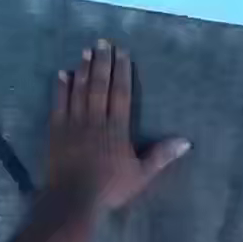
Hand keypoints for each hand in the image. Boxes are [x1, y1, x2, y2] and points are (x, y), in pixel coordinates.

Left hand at [45, 40, 189, 213]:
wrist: (72, 199)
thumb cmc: (109, 189)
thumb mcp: (140, 175)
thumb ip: (161, 156)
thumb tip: (186, 141)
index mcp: (117, 128)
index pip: (121, 93)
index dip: (122, 71)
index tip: (122, 53)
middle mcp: (95, 120)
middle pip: (99, 85)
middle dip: (102, 62)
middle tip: (102, 42)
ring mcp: (74, 124)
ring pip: (79, 90)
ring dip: (83, 69)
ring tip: (85, 50)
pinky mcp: (56, 131)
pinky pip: (59, 104)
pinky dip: (61, 88)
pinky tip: (62, 74)